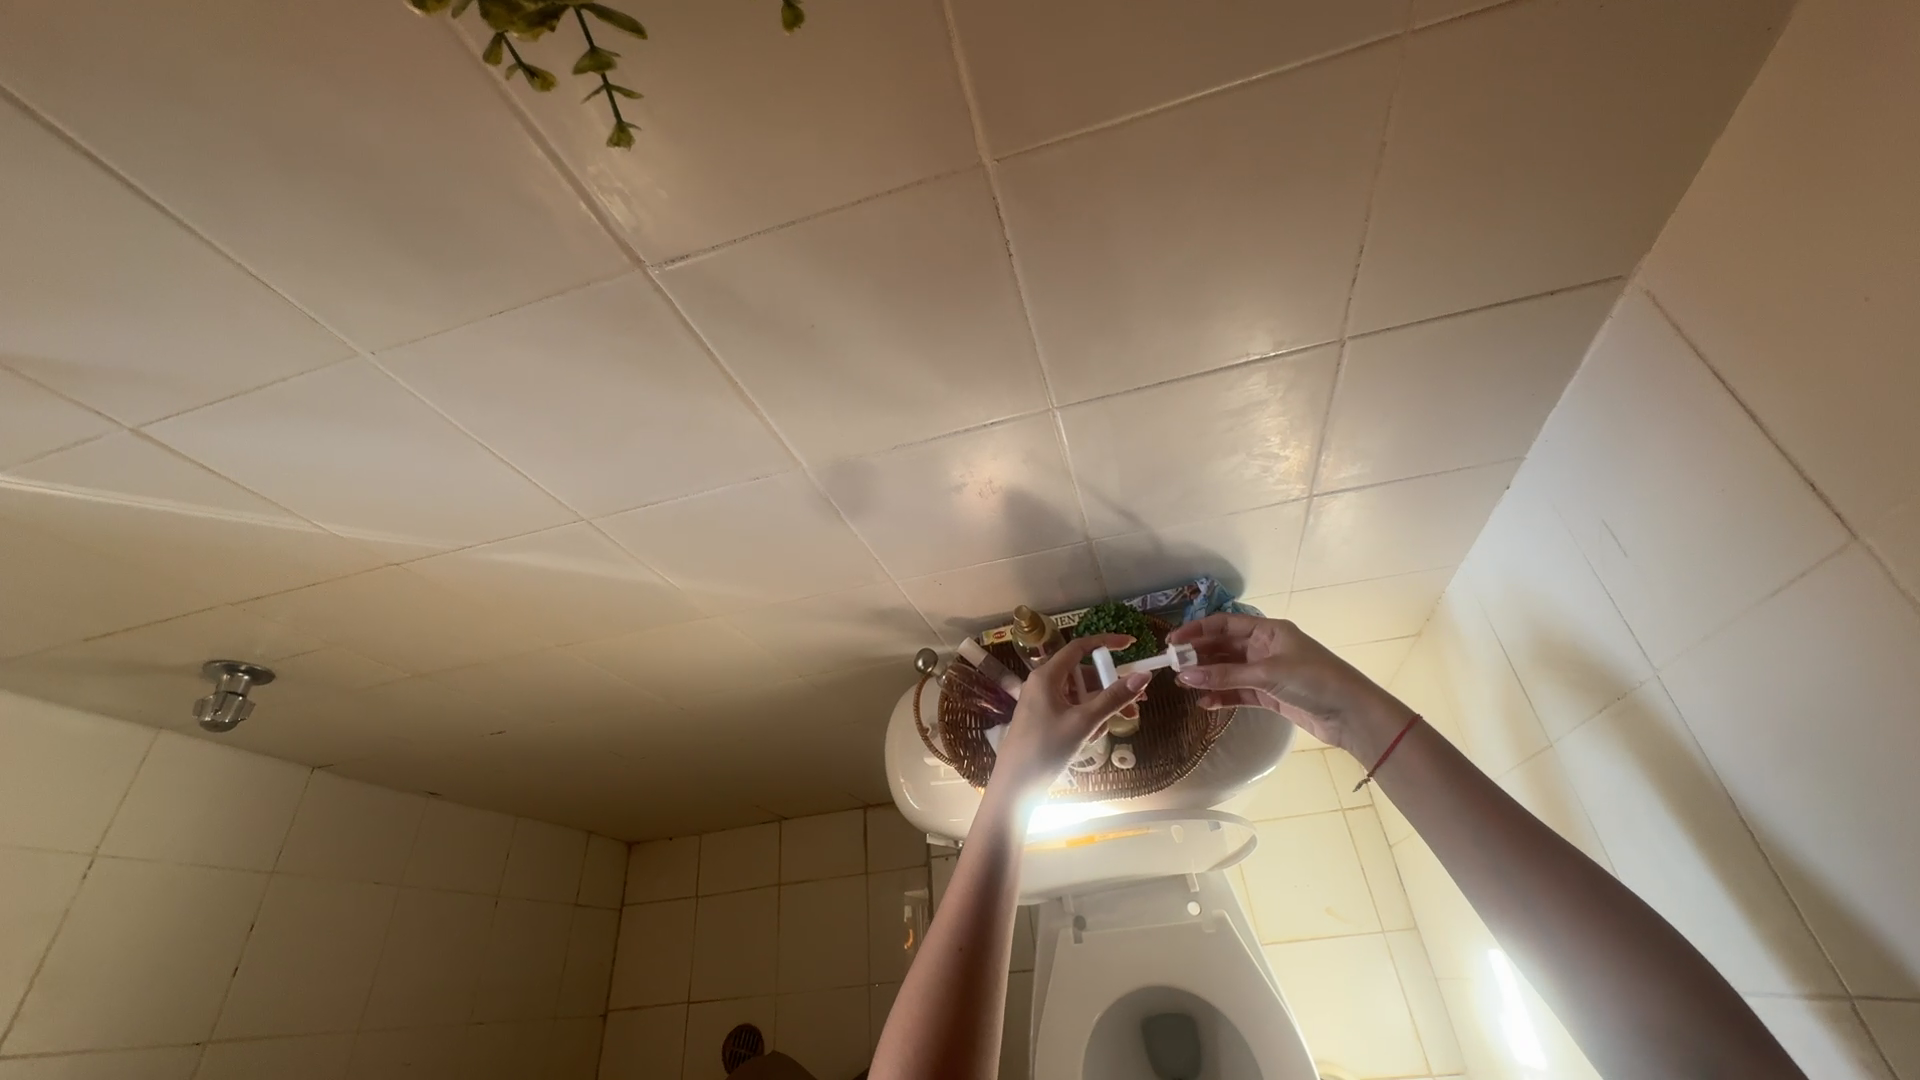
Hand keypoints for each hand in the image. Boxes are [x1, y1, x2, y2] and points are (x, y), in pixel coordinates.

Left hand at [988, 634, 1150, 799]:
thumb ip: (1113, 698)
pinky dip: (1086, 720)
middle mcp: (1043, 684)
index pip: (1079, 647)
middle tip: (1134, 705)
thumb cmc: (1046, 749)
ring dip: (1099, 709)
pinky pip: (1072, 710)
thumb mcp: (1084, 723)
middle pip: (1083, 675)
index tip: (1131, 645)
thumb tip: (1143, 676)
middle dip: (1109, 689)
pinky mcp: (1044, 720)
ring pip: (1080, 696)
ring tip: (1108, 730)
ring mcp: (1043, 702)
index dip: (1106, 643)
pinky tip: (1092, 739)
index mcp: (1046, 676)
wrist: (1016, 786)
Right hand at [1167, 614, 1412, 757]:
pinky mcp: (1269, 695)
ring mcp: (1266, 672)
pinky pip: (1238, 692)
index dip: (1197, 630)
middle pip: (1223, 647)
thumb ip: (1226, 675)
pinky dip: (1221, 696)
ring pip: (1228, 671)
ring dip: (1207, 677)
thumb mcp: (1268, 674)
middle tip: (1172, 666)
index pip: (1224, 624)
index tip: (1172, 642)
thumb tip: (1185, 674)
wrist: (1352, 714)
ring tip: (1184, 685)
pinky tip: (1204, 702)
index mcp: (1268, 630)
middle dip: (1198, 656)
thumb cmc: (1314, 680)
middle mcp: (1265, 647)